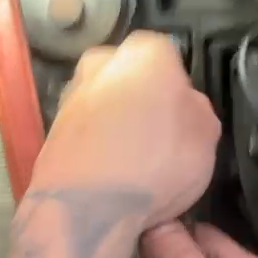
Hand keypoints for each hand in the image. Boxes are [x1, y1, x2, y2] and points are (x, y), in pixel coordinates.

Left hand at [23, 32, 219, 257]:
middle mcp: (100, 61)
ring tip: (132, 165)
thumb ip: (196, 108)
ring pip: (106, 105)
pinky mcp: (51, 127)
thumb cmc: (157, 160)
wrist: (85, 206)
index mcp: (144, 51)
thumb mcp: (207, 135)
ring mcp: (71, 93)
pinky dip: (95, 146)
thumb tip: (182, 105)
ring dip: (116, 125)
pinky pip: (86, 132)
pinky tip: (108, 175)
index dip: (178, 90)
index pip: (168, 57)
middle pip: (131, 78)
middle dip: (142, 101)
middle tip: (158, 139)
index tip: (181, 118)